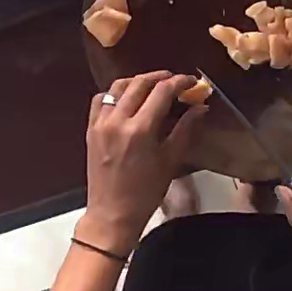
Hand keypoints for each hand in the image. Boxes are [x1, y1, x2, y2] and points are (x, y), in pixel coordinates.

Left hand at [78, 72, 205, 254]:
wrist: (112, 213)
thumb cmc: (146, 192)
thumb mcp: (171, 161)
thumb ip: (186, 130)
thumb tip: (201, 107)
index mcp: (140, 129)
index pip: (162, 91)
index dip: (179, 82)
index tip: (192, 81)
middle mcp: (118, 120)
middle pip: (139, 83)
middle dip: (160, 77)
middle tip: (175, 80)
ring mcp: (101, 123)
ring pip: (118, 87)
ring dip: (137, 81)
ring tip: (152, 85)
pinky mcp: (90, 128)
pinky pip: (101, 100)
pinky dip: (115, 93)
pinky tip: (126, 98)